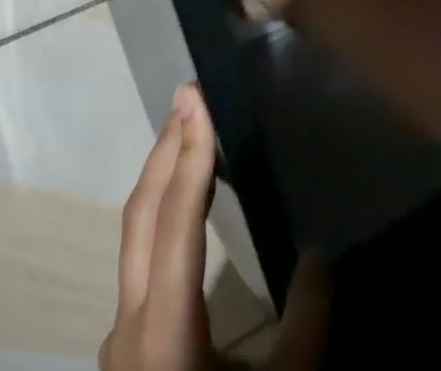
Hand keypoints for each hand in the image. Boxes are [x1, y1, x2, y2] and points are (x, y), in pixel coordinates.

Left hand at [102, 84, 326, 370]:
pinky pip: (139, 263)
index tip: (198, 102)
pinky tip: (185, 209)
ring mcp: (119, 333)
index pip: (175, 225)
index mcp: (165, 330)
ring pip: (133, 239)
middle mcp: (128, 322)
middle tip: (188, 96)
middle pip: (140, 218)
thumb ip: (306, 323)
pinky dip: (162, 220)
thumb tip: (321, 254)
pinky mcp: (126, 344)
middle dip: (165, 151)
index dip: (190, 158)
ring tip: (188, 133)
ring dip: (160, 180)